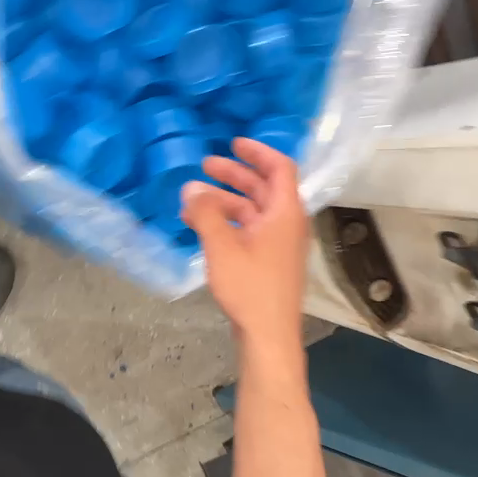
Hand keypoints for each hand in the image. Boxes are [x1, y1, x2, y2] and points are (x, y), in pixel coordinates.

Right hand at [182, 139, 309, 353]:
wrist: (268, 333)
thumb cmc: (250, 287)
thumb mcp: (222, 247)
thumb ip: (205, 213)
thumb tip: (191, 188)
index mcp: (284, 212)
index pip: (279, 168)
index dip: (257, 152)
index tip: (233, 143)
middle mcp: (286, 223)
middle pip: (263, 188)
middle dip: (234, 175)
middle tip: (205, 166)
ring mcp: (278, 244)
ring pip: (253, 211)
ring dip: (225, 201)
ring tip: (192, 202)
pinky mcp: (268, 262)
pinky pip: (249, 230)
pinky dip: (228, 222)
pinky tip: (202, 228)